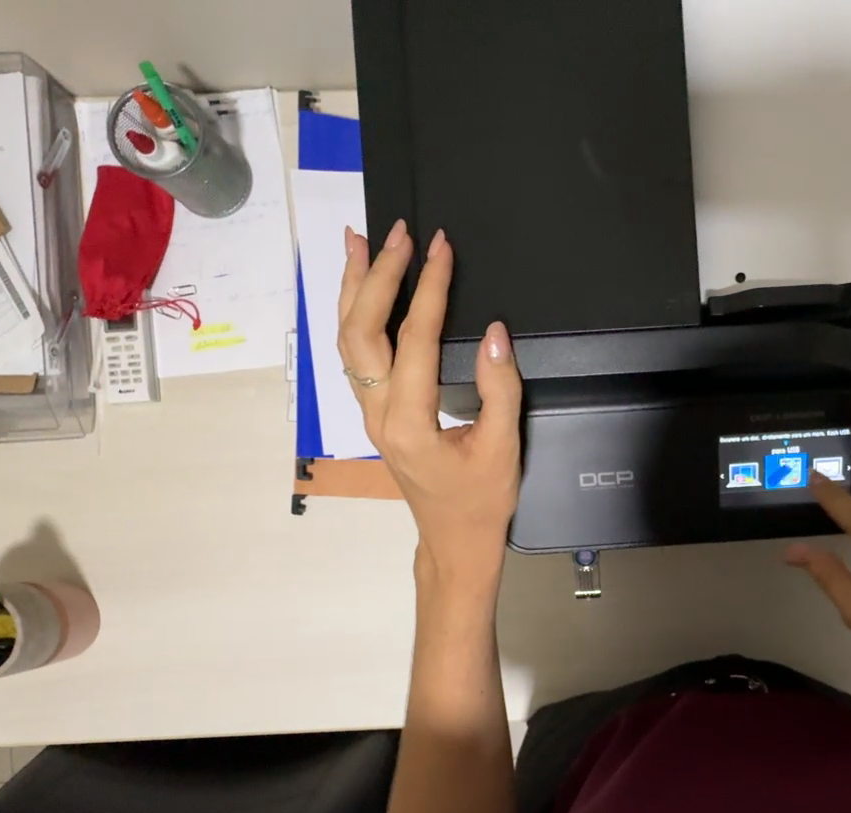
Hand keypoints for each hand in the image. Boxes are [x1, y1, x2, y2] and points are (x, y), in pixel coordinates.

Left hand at [338, 221, 522, 590]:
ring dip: (354, 289)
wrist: (454, 541)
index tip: (441, 249)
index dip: (430, 291)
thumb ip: (500, 389)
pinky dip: (357, 315)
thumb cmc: (481, 502)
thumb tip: (497, 332)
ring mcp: (371, 414)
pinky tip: (365, 291)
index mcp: (410, 422)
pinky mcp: (376, 414)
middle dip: (376, 277)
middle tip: (395, 232)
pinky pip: (356, 356)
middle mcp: (379, 414)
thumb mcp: (502, 448)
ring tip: (359, 241)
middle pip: (361, 332)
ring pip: (348, 341)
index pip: (414, 341)